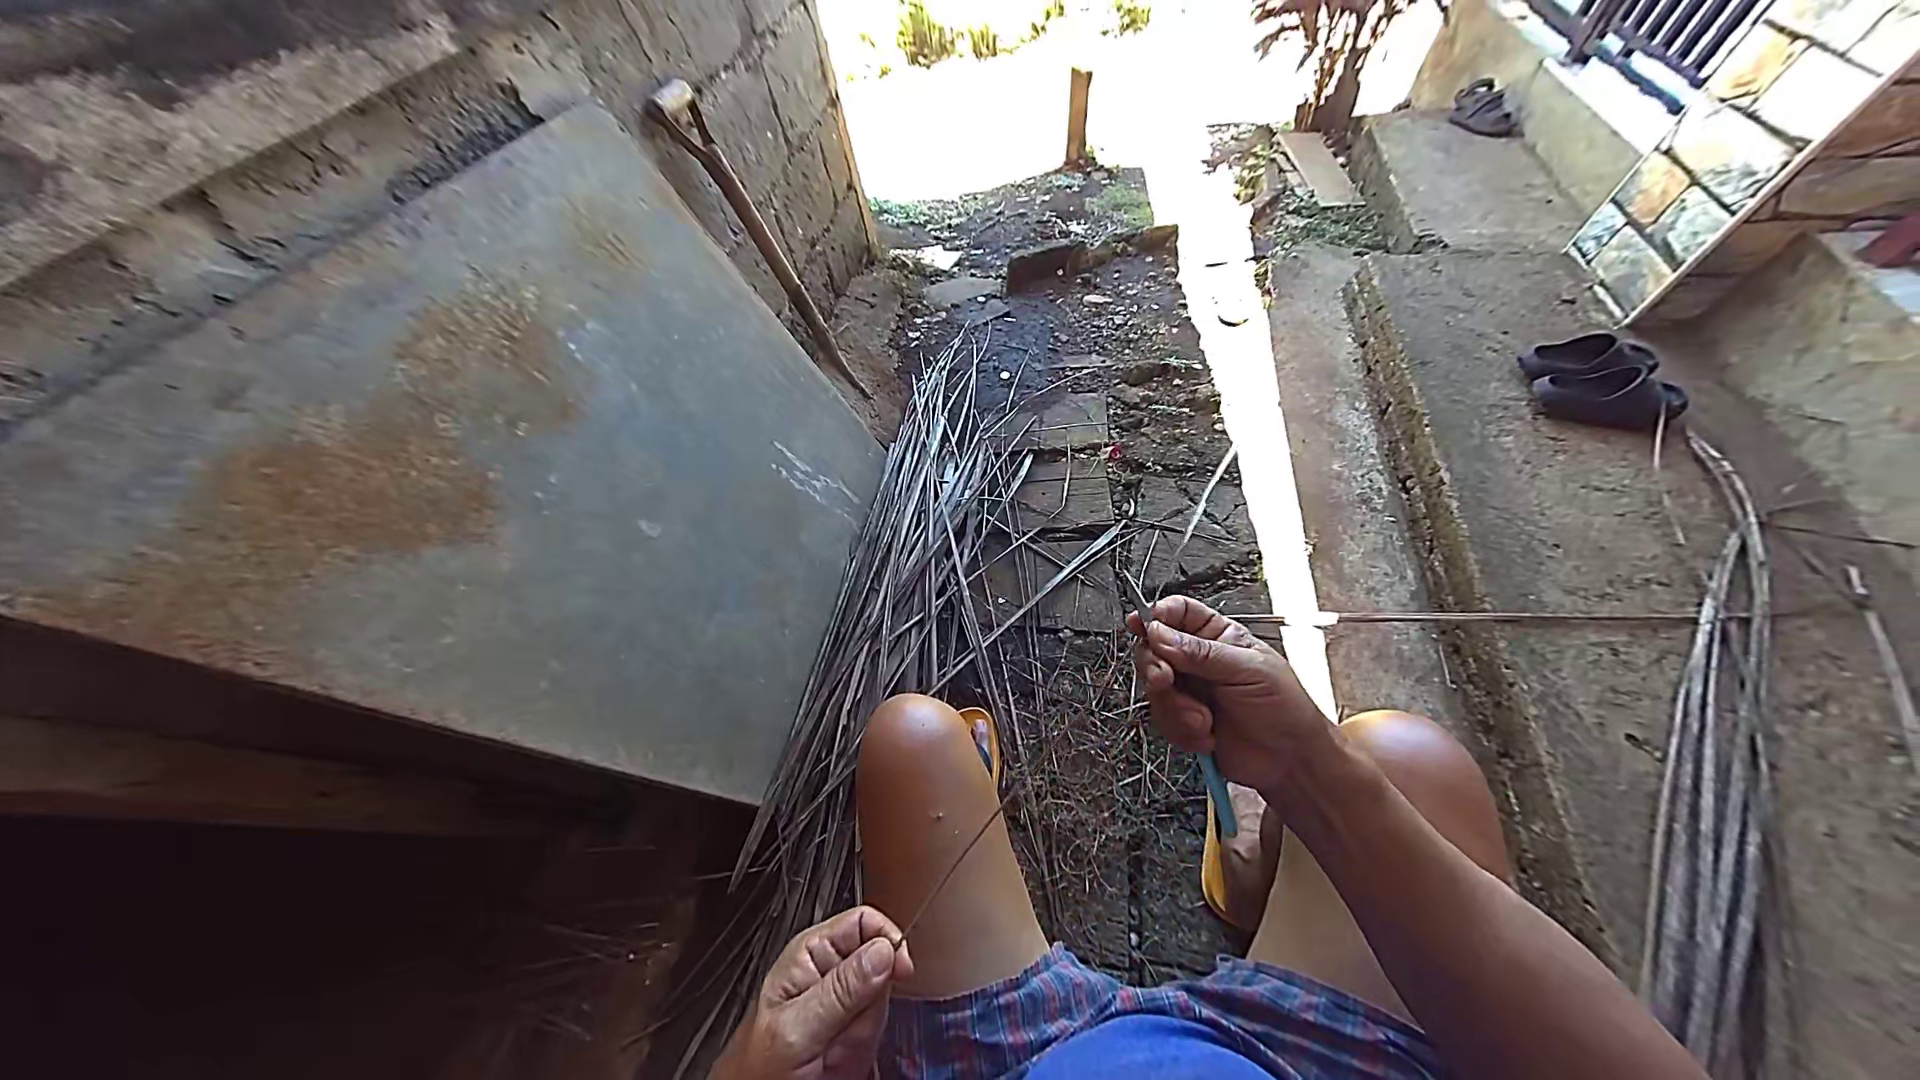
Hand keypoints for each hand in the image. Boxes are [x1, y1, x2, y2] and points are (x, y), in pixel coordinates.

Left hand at [712, 906, 913, 1079]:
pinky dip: (864, 1048)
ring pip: (882, 998)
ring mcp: (843, 1001)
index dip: (887, 938)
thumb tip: (884, 950)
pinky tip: (838, 1059)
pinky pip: (877, 1028)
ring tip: (832, 1050)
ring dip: (865, 1029)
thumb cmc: (753, 1070)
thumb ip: (841, 990)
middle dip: (871, 1000)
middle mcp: (830, 970)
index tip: (900, 967)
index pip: (864, 921)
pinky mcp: (851, 1029)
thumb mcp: (796, 1028)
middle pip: (879, 963)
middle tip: (843, 1027)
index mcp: (812, 952)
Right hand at [1128, 595, 1329, 796]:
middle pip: (1152, 648)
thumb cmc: (1285, 709)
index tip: (1142, 625)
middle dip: (1154, 665)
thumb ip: (1201, 652)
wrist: (1290, 763)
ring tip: (1202, 719)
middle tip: (1165, 678)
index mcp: (1217, 636)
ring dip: (1174, 707)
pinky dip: (1181, 730)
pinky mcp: (1182, 719)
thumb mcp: (1248, 670)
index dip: (1156, 615)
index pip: (1176, 612)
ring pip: (1153, 687)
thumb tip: (1160, 634)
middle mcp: (1197, 660)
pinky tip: (1207, 734)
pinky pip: (1160, 718)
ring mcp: (1188, 690)